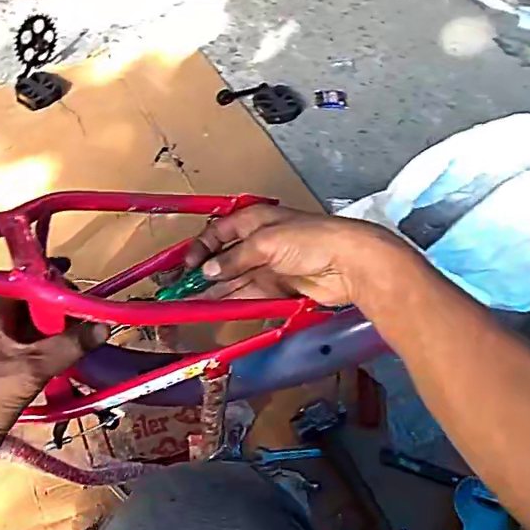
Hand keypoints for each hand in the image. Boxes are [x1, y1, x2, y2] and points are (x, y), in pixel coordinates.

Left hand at [0, 297, 106, 469]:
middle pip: (31, 308)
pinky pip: (33, 352)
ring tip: (86, 334)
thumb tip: (102, 327)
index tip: (77, 288)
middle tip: (87, 315)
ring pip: (34, 331)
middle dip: (59, 309)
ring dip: (58, 331)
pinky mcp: (5, 372)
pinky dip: (52, 351)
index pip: (24, 286)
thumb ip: (67, 346)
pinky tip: (72, 356)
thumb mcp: (30, 369)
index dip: (50, 283)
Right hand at [180, 205, 416, 307]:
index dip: (201, 246)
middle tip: (179, 289)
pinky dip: (230, 302)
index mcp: (254, 220)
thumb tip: (208, 272)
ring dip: (211, 291)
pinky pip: (248, 295)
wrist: (349, 263)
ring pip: (232, 280)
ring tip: (188, 304)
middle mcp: (258, 242)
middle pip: (223, 258)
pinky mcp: (277, 288)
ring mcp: (267, 266)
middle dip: (202, 273)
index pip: (219, 231)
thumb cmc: (310, 239)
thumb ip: (234, 258)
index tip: (187, 264)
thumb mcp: (266, 241)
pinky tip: (212, 309)